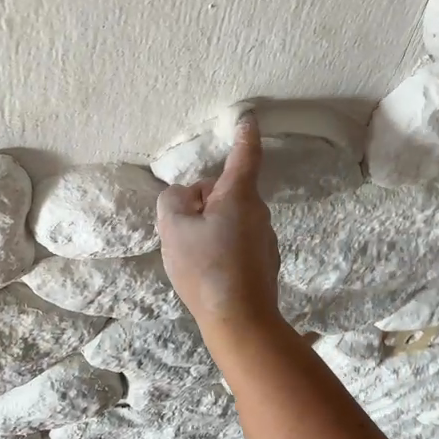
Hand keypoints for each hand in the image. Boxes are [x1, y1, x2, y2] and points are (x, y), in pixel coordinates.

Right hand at [157, 113, 282, 328]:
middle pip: (226, 192)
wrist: (239, 320)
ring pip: (229, 219)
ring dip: (210, 227)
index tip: (248, 118)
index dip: (245, 135)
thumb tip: (186, 197)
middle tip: (181, 227)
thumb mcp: (173, 228)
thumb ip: (173, 201)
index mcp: (239, 197)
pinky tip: (207, 273)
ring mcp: (264, 239)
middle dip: (203, 201)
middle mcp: (258, 213)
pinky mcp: (263, 263)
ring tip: (192, 257)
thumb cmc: (205, 269)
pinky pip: (236, 242)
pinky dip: (219, 248)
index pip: (245, 156)